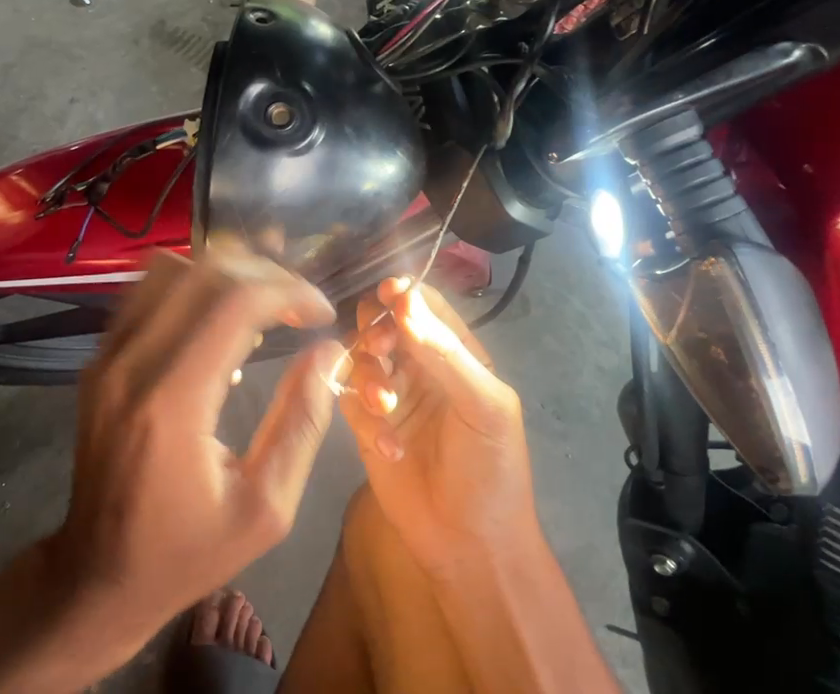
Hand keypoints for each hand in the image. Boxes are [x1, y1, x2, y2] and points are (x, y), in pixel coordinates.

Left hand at [41, 248, 345, 667]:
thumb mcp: (265, 507)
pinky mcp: (98, 360)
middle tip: (300, 306)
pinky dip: (190, 289)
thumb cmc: (188, 551)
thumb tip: (330, 351)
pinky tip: (219, 324)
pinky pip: (144, 294)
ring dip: (225, 274)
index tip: (322, 314)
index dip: (290, 292)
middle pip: (204, 273)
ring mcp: (106, 358)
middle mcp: (131, 365)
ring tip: (265, 306)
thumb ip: (302, 423)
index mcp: (172, 403)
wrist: (99, 572)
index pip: (235, 302)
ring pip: (169, 271)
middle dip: (264, 275)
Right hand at [339, 277, 540, 580]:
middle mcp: (421, 367)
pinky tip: (388, 447)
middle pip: (383, 323)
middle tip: (381, 350)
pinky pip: (347, 399)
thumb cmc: (491, 471)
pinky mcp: (365, 425)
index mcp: (458, 355)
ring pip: (360, 358)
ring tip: (385, 408)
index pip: (425, 305)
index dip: (404, 294)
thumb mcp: (483, 406)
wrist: (469, 545)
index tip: (387, 295)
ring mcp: (391, 395)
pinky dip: (363, 417)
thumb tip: (404, 299)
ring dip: (369, 377)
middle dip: (377, 331)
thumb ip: (444, 352)